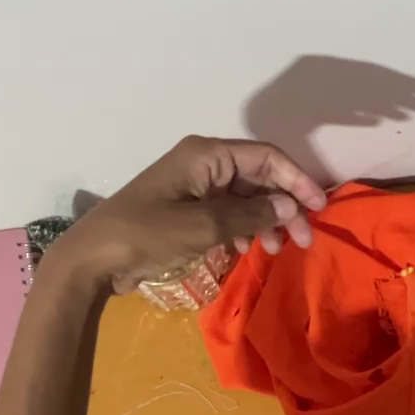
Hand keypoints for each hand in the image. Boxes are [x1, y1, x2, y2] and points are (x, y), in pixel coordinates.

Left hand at [52, 136, 326, 293]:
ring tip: (278, 249)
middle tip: (303, 239)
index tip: (319, 208)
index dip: (297, 180)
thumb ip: (250, 216)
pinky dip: (245, 229)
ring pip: (247, 198)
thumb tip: (289, 207)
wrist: (95, 259)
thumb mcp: (204, 226)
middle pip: (260, 177)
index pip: (267, 157)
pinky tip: (249, 249)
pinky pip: (229, 213)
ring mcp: (196, 187)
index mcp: (207, 155)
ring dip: (267, 220)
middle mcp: (204, 164)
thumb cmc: (147, 235)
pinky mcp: (189, 211)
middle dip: (285, 205)